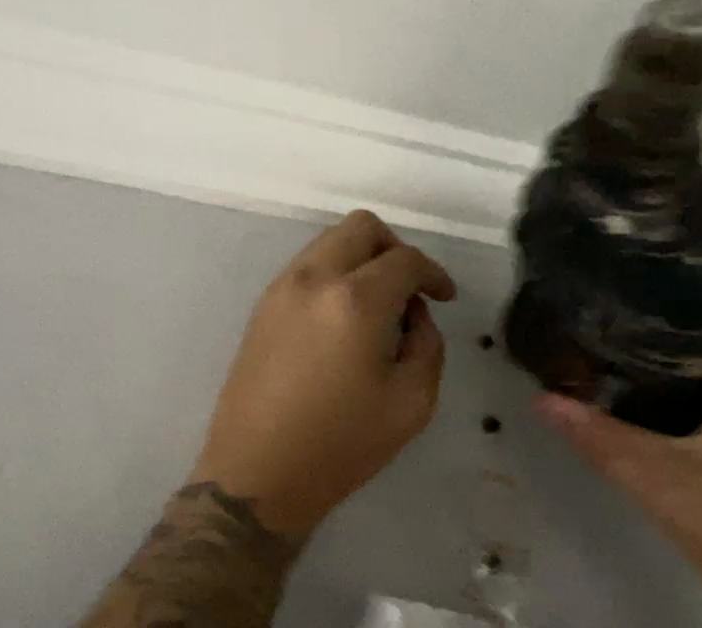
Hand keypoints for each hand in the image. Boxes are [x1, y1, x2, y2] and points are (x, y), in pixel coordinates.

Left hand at [191, 210, 456, 539]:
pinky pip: (308, 265)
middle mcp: (316, 278)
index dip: (433, 273)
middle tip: (409, 290)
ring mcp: (283, 287)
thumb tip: (413, 313)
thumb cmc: (340, 446)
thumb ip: (427, 344)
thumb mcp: (411, 403)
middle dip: (395, 248)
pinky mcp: (263, 304)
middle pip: (362, 227)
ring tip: (377, 306)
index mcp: (356, 300)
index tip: (444, 298)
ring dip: (362, 258)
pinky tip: (343, 318)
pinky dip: (334, 273)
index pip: (405, 259)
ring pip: (330, 240)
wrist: (257, 474)